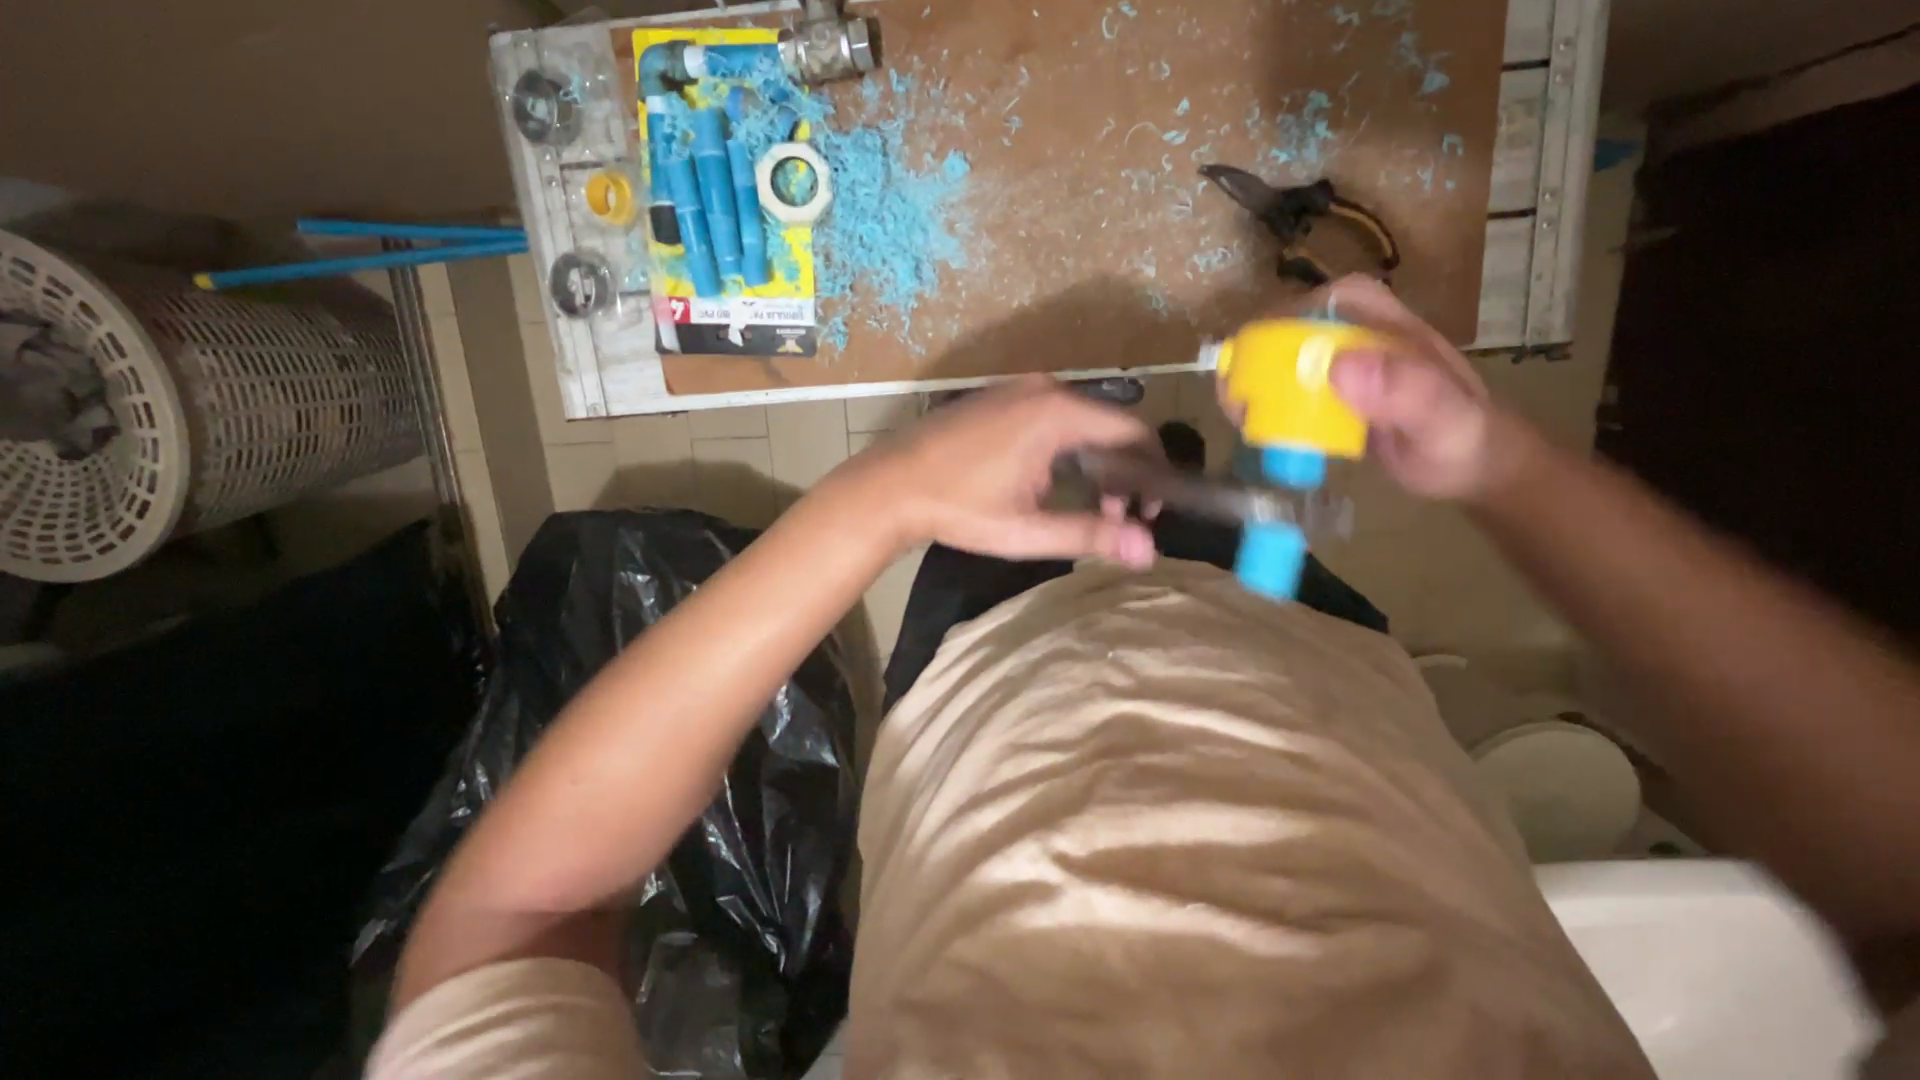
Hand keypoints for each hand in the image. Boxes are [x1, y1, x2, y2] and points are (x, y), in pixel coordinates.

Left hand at [847, 376, 1157, 566]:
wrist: (888, 485)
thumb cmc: (958, 508)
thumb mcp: (1026, 530)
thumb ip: (1090, 535)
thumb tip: (1148, 551)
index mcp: (1058, 413)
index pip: (1133, 432)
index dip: (1153, 471)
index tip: (1149, 510)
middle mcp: (1044, 388)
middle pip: (1107, 424)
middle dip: (1121, 469)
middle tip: (1114, 514)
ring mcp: (1017, 388)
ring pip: (1079, 420)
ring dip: (1092, 460)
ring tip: (1083, 503)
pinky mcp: (998, 396)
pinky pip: (1051, 415)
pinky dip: (1064, 446)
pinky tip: (1046, 481)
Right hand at [1218, 275, 1531, 500]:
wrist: (1473, 470)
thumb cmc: (1464, 439)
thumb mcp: (1443, 417)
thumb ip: (1405, 391)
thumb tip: (1338, 367)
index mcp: (1385, 324)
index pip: (1329, 300)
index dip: (1286, 321)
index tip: (1260, 360)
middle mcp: (1356, 337)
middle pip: (1293, 329)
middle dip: (1255, 358)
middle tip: (1235, 396)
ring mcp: (1340, 368)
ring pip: (1282, 360)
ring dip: (1252, 384)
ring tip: (1237, 415)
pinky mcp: (1329, 398)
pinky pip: (1288, 392)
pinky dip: (1264, 408)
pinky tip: (1254, 431)